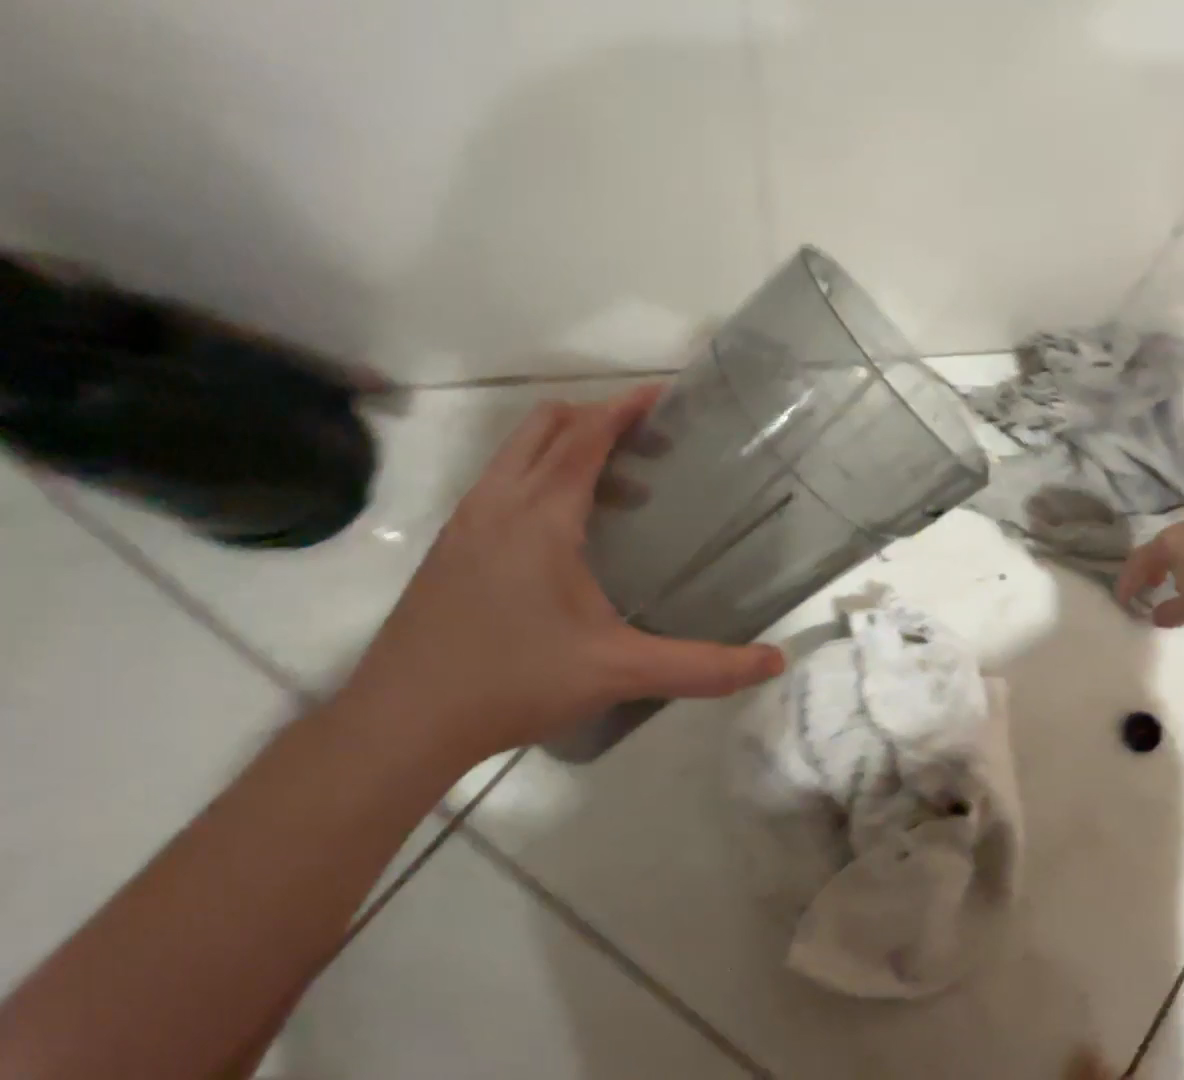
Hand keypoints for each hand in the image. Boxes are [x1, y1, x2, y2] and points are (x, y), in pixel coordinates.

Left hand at [338, 386, 785, 760]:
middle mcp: (498, 503)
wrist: (402, 722)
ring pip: (517, 453)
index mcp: (540, 515)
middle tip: (651, 442)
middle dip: (599, 417)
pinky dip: (540, 478)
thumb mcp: (620, 671)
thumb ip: (703, 667)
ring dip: (568, 449)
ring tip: (622, 489)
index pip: (586, 434)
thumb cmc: (514, 682)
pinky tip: (568, 536)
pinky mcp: (449, 548)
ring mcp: (465, 523)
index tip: (666, 395)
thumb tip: (775, 662)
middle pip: (546, 425)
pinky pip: (501, 484)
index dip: (627, 406)